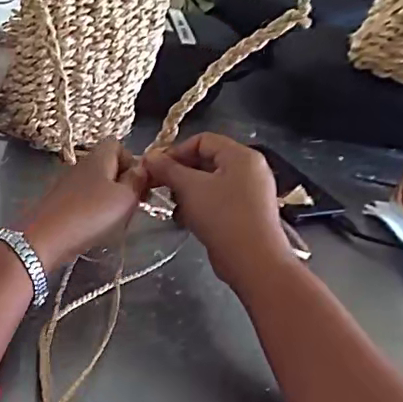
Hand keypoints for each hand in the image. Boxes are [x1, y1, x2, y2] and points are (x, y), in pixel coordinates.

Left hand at [15, 138, 149, 269]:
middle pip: (108, 166)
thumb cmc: (90, 215)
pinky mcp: (58, 203)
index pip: (118, 145)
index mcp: (98, 157)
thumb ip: (138, 180)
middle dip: (123, 184)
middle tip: (131, 205)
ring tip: (115, 220)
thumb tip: (142, 168)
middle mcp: (81, 165)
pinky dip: (93, 210)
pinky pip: (84, 200)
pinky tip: (95, 227)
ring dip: (110, 200)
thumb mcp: (125, 197)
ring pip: (97, 185)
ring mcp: (67, 184)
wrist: (44, 239)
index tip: (140, 183)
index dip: (133, 161)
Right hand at [143, 133, 294, 286]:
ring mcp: (249, 192)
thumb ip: (168, 169)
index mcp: (241, 156)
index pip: (202, 140)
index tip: (155, 169)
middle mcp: (248, 169)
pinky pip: (217, 200)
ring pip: (209, 183)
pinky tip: (186, 220)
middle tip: (158, 187)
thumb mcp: (190, 188)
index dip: (175, 151)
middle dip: (179, 173)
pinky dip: (199, 206)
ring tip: (173, 207)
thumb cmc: (222, 217)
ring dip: (187, 192)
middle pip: (206, 160)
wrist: (252, 260)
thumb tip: (149, 156)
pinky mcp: (245, 213)